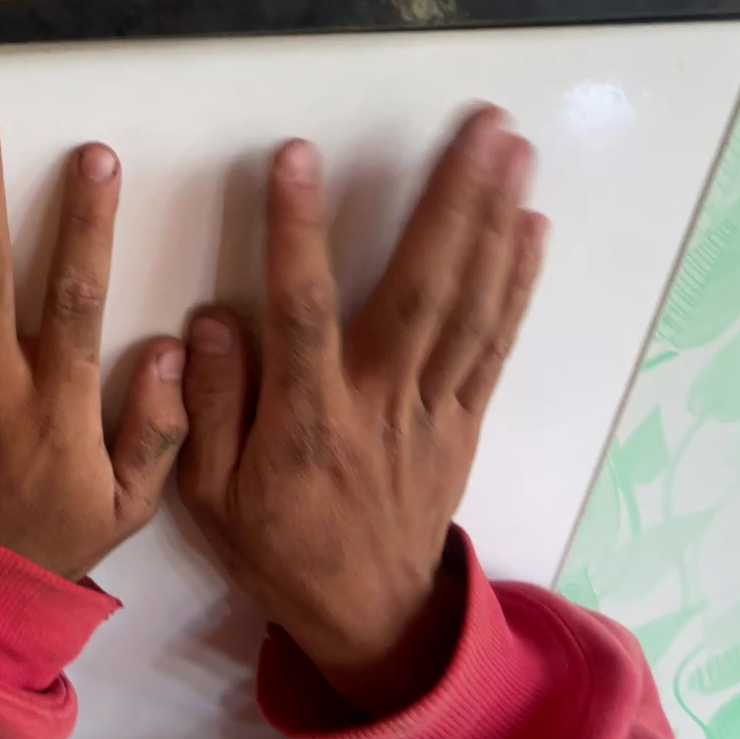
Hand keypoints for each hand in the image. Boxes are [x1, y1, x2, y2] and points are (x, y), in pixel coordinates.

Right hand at [177, 107, 547, 716]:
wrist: (367, 613)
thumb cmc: (275, 547)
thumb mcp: (209, 495)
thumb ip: (207, 407)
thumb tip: (212, 321)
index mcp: (307, 421)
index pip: (302, 313)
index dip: (296, 234)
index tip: (294, 159)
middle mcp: (380, 403)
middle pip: (420, 292)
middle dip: (450, 201)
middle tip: (481, 125)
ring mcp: (433, 409)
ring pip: (469, 308)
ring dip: (493, 223)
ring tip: (511, 149)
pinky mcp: (464, 419)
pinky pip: (496, 346)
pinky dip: (518, 283)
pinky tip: (532, 227)